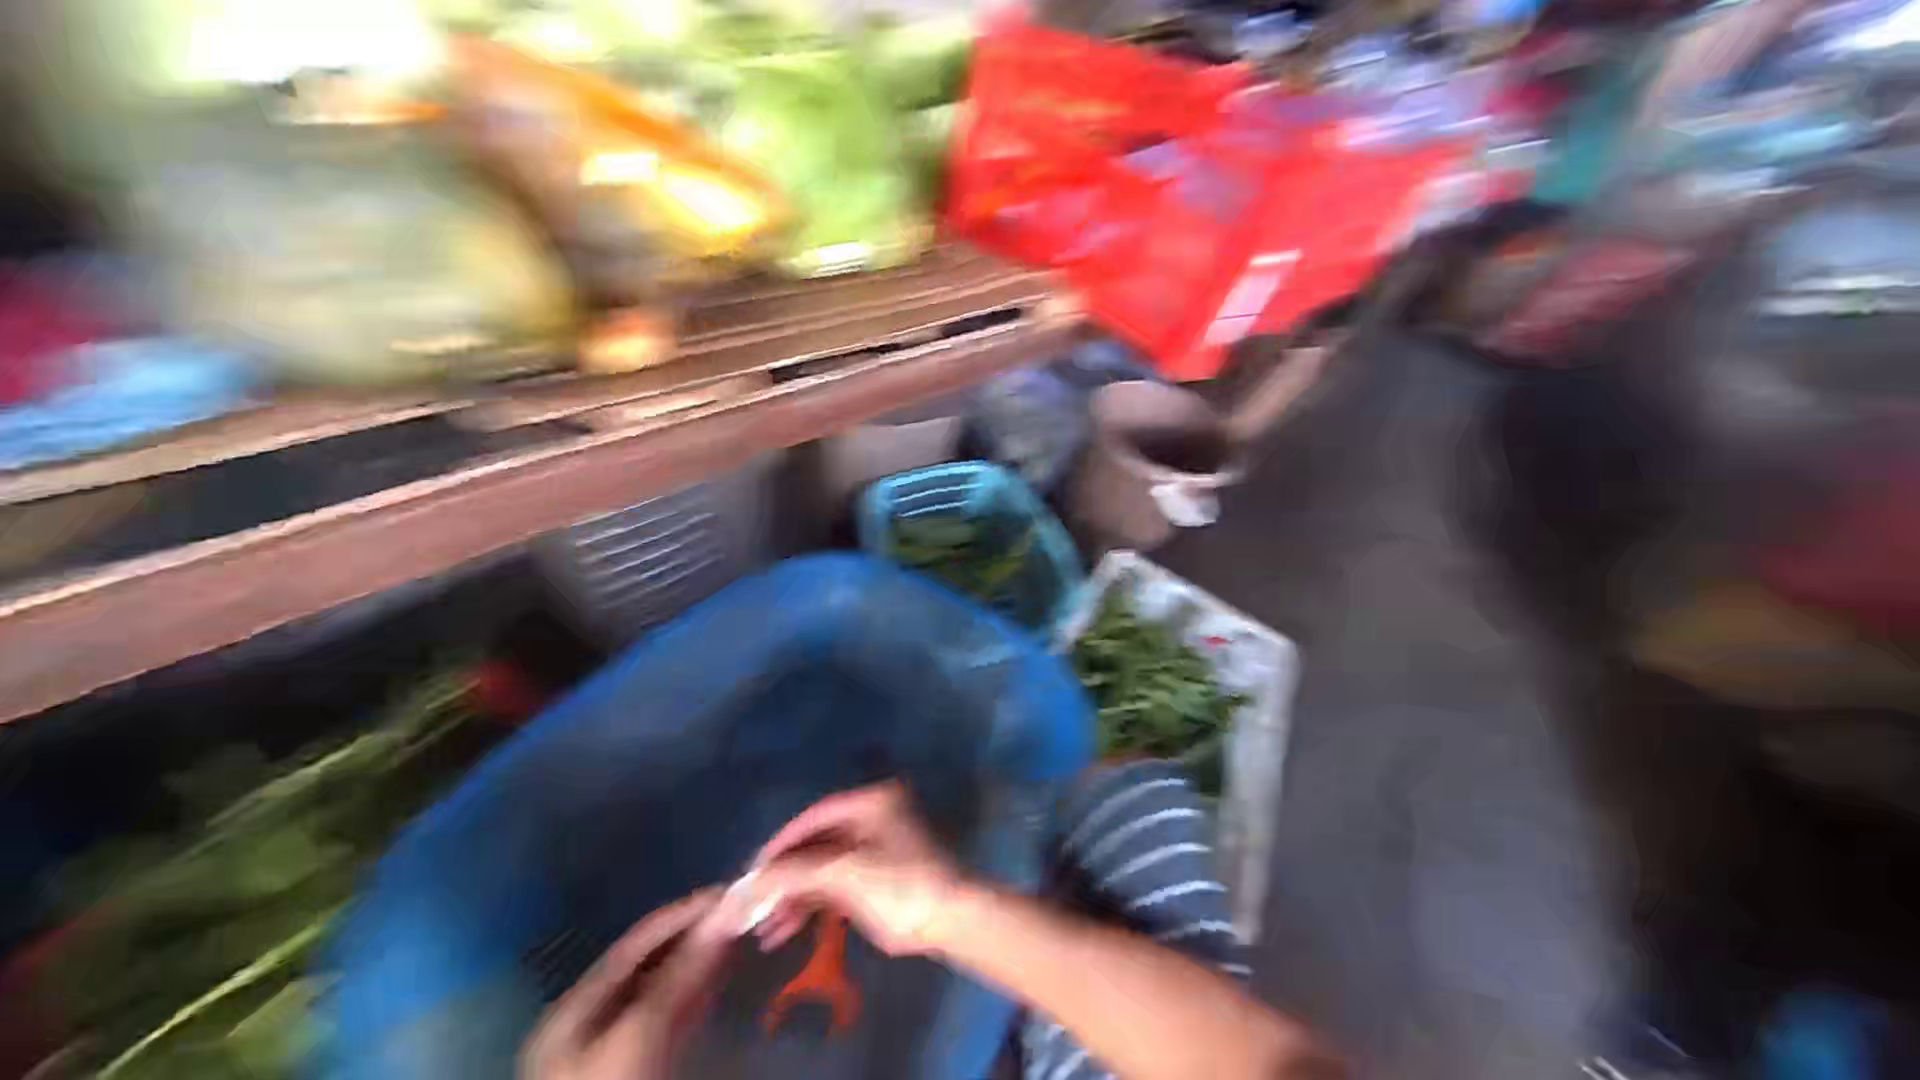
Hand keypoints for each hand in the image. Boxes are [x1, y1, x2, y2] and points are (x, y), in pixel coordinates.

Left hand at [520, 889, 732, 1079]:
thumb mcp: (643, 1034)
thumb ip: (683, 971)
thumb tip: (723, 913)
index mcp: (575, 1009)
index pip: (635, 943)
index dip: (681, 914)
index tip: (728, 893)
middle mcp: (592, 1020)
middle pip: (651, 963)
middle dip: (695, 936)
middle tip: (740, 912)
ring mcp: (617, 1047)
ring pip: (666, 988)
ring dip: (701, 960)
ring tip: (739, 933)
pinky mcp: (643, 1066)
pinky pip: (673, 1016)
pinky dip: (699, 991)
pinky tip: (723, 972)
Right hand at [740, 782, 964, 956]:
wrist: (952, 919)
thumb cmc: (902, 884)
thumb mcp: (846, 873)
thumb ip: (797, 872)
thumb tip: (752, 880)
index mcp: (869, 803)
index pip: (814, 817)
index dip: (780, 844)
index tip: (753, 870)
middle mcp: (870, 818)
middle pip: (815, 845)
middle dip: (784, 879)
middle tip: (754, 906)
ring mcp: (873, 849)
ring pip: (822, 869)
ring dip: (793, 898)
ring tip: (765, 932)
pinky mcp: (874, 878)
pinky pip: (833, 886)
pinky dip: (810, 907)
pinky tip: (784, 932)